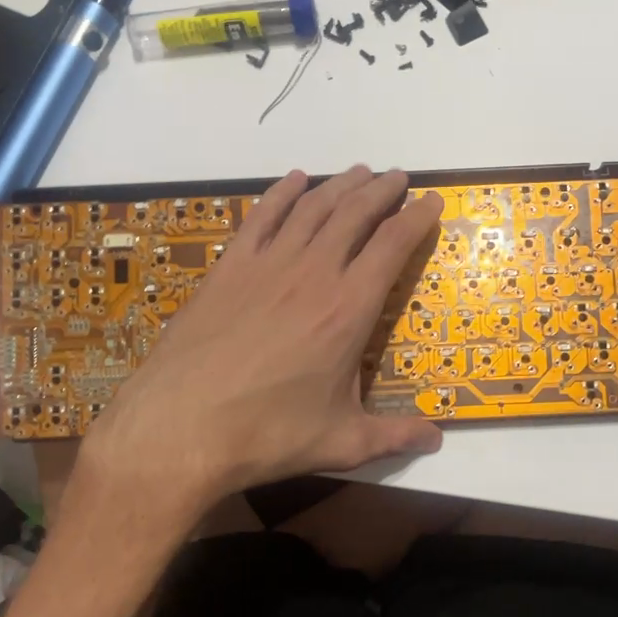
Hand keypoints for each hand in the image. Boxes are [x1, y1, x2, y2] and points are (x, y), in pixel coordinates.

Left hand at [79, 167, 443, 507]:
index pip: (392, 246)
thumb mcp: (342, 443)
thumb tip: (436, 441)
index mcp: (348, 311)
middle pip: (354, 214)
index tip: (433, 201)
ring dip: (340, 185)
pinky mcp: (229, 270)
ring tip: (360, 173)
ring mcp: (267, 266)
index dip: (417, 218)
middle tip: (399, 178)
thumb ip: (394, 437)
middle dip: (382, 191)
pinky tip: (294, 181)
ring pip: (311, 208)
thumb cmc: (268, 435)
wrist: (181, 426)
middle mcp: (312, 275)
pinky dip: (282, 193)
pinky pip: (262, 217)